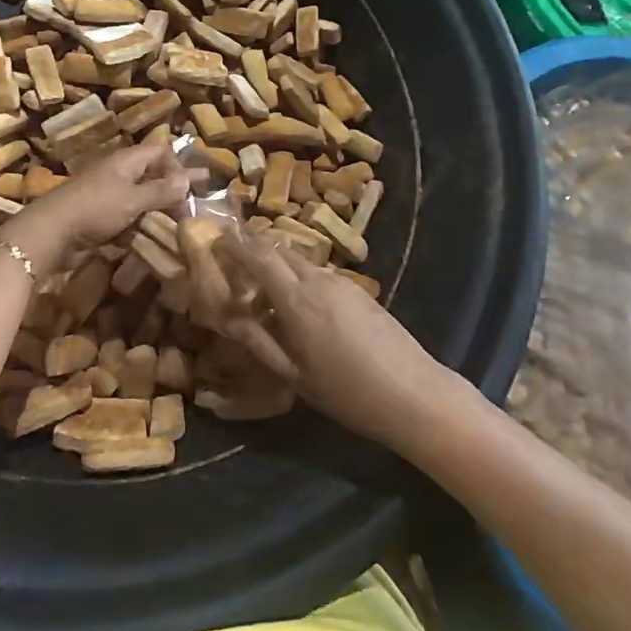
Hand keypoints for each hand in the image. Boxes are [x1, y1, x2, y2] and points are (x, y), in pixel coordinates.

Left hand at [0, 144, 189, 266]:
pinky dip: (141, 222)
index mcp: (127, 161)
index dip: (177, 166)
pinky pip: (128, 214)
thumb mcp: (134, 199)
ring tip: (178, 222)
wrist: (51, 231)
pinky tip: (151, 234)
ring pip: (141, 197)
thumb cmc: (96, 208)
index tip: (188, 188)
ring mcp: (108, 194)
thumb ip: (162, 191)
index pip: (161, 152)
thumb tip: (188, 181)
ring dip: (158, 208)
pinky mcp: (100, 215)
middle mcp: (119, 173)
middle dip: (173, 189)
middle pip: (153, 175)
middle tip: (194, 203)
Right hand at [216, 233, 461, 447]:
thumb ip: (259, 341)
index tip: (217, 239)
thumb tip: (227, 318)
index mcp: (297, 299)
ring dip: (279, 266)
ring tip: (264, 290)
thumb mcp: (294, 374)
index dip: (236, 245)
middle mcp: (319, 280)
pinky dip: (300, 279)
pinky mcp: (359, 292)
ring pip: (301, 263)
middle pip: (281, 251)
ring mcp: (343, 283)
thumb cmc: (346, 391)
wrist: (413, 391)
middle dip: (255, 250)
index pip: (260, 257)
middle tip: (235, 262)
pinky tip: (300, 306)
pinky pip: (320, 275)